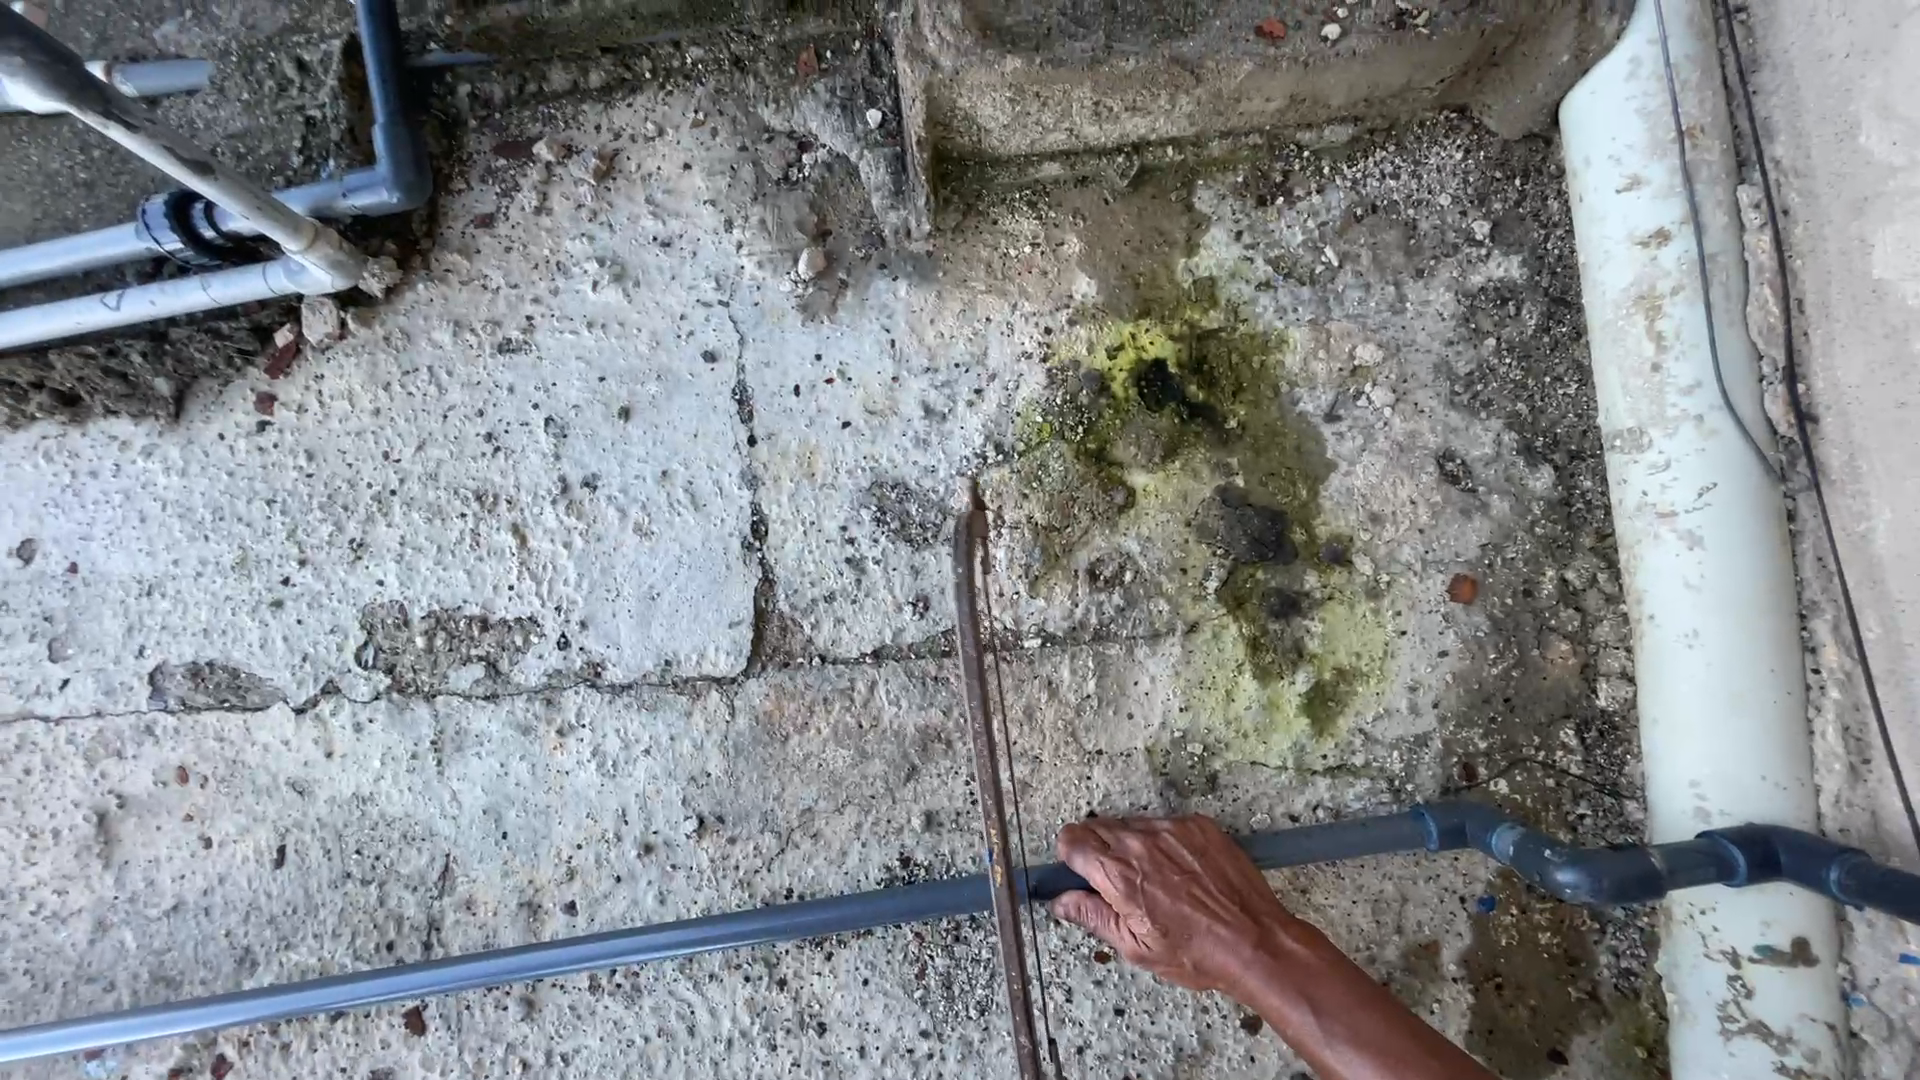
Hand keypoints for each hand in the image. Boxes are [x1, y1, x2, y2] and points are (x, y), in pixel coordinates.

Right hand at [1049, 815, 1298, 994]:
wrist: (1255, 941)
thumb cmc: (1196, 953)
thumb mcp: (1136, 947)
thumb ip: (1092, 916)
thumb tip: (1060, 901)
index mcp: (1118, 874)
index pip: (1072, 840)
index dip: (1070, 855)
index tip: (1078, 869)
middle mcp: (1140, 843)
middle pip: (1096, 827)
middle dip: (1096, 849)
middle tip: (1115, 879)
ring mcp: (1170, 829)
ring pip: (1129, 824)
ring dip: (1129, 844)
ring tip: (1152, 876)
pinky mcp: (1195, 824)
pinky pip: (1163, 823)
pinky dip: (1161, 841)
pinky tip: (1178, 869)